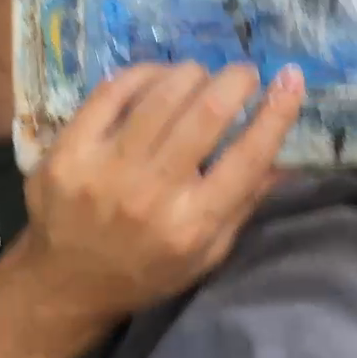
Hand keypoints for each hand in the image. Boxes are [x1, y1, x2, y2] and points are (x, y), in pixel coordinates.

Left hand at [14, 62, 305, 322]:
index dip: (277, 112)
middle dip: (235, 80)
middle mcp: (151, 195)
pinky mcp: (69, 149)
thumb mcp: (207, 252)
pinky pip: (115, 90)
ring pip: (164, 93)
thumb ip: (245, 202)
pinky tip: (158, 77)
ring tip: (199, 77)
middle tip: (243, 74)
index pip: (248, 157)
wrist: (64, 284)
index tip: (292, 78)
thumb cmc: (147, 268)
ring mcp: (105, 169)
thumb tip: (289, 155)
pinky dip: (146, 73)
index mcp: (191, 225)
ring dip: (192, 73)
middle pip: (207, 113)